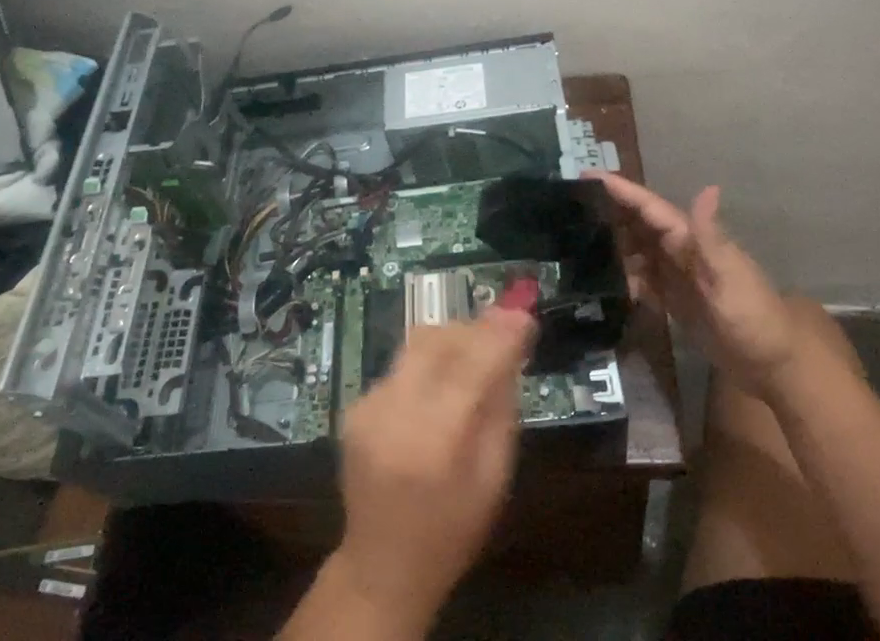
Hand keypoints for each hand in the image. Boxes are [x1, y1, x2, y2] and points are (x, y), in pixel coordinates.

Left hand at [331, 309, 535, 626]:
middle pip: (436, 340)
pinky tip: (440, 392)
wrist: (382, 565)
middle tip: (503, 335)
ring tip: (475, 362)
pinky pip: (399, 368)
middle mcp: (393, 413)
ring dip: (450, 344)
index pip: (471, 366)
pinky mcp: (353, 407)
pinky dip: (427, 368)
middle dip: (473, 328)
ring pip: (415, 347)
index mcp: (435, 441)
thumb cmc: (453, 530)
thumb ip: (500, 409)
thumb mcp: (494, 477)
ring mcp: (366, 408)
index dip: (500, 333)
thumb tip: (511, 350)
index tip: (525, 313)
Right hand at [586, 171, 802, 396]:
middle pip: (639, 225)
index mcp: (692, 241)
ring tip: (573, 241)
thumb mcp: (732, 277)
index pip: (650, 209)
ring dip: (611, 245)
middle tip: (567, 207)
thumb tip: (708, 188)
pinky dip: (624, 278)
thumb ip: (712, 237)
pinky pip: (642, 281)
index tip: (587, 176)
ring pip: (637, 252)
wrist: (774, 363)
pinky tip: (601, 281)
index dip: (622, 191)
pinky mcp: (675, 301)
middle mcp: (682, 252)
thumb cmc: (755, 317)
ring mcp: (677, 277)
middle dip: (608, 212)